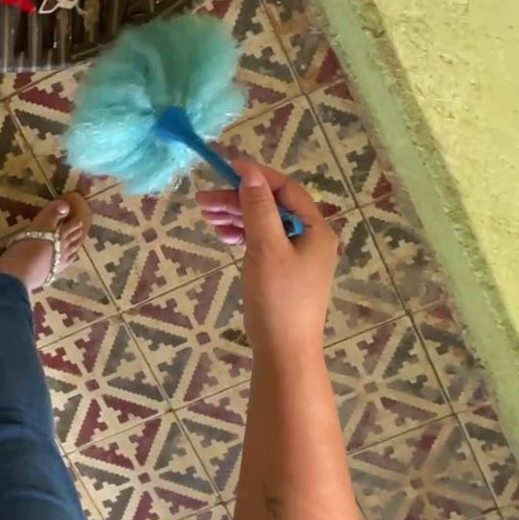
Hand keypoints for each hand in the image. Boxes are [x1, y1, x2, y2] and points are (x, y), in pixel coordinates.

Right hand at [195, 154, 337, 347]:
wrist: (284, 351)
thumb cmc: (277, 297)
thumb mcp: (265, 246)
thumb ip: (258, 206)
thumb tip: (250, 172)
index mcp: (315, 229)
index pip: (285, 190)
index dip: (256, 175)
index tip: (226, 168)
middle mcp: (310, 239)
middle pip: (272, 206)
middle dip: (238, 199)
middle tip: (203, 199)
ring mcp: (297, 256)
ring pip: (264, 224)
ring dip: (236, 216)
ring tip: (207, 216)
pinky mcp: (283, 272)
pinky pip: (262, 242)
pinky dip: (241, 235)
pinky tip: (222, 235)